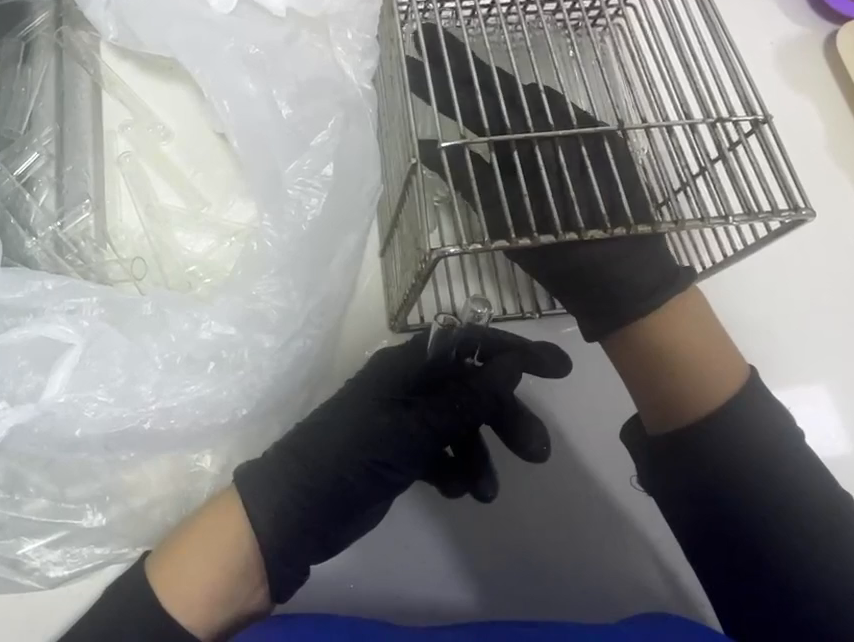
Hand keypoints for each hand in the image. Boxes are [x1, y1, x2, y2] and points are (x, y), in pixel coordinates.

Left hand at [233, 329, 570, 602]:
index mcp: (405, 366)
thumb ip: (462, 400)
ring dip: (480, 453)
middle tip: (537, 454)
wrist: (296, 509)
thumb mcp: (411, 431)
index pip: (468, 344)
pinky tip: (461, 492)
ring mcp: (402, 420)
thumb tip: (508, 366)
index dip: (514, 353)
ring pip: (459, 424)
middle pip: (470, 388)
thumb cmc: (351, 458)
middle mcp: (407, 386)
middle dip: (503, 416)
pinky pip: (442, 451)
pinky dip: (457, 467)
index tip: (558, 370)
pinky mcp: (399, 452)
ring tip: (487, 493)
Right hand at [406, 24, 695, 341]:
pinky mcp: (604, 135)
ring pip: (531, 96)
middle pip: (499, 84)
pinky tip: (517, 105)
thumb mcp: (500, 219)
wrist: (626, 274)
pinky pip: (559, 111)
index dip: (439, 75)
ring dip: (497, 85)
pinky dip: (532, 107)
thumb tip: (425, 145)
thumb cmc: (554, 253)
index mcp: (522, 145)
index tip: (418, 46)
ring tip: (464, 69)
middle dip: (461, 63)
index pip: (470, 100)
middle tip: (433, 38)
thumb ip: (465, 175)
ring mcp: (582, 125)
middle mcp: (554, 125)